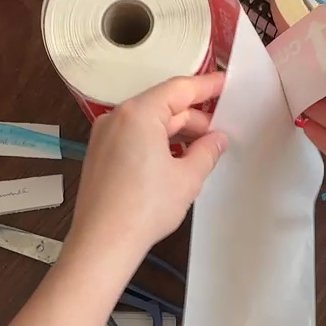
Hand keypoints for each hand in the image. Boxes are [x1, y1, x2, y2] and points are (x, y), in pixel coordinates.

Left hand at [67, 71, 227, 263]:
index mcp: (139, 113)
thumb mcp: (188, 178)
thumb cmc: (142, 209)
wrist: (104, 242)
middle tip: (220, 132)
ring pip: (149, 123)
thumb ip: (207, 151)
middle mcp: (117, 118)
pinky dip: (157, 144)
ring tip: (201, 151)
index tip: (225, 84)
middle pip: (163, 105)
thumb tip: (217, 140)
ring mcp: (105, 136)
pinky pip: (134, 138)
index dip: (207, 86)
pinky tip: (175, 162)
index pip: (179, 88)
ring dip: (177, 133)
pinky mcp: (101, 156)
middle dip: (194, 117)